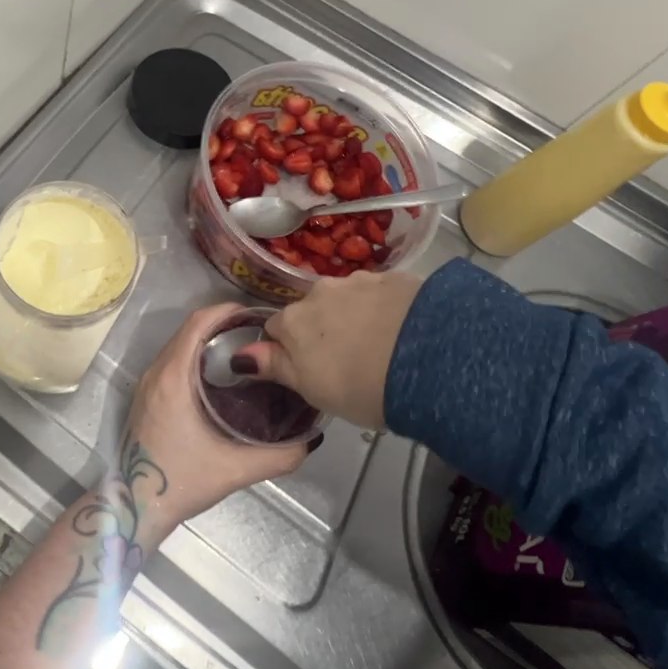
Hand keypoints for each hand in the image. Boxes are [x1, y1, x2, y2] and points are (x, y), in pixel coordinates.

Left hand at [121, 303, 313, 531]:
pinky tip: (222, 377)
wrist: (134, 506)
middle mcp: (156, 372)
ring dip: (209, 341)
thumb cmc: (181, 481)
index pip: (198, 323)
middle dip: (223, 325)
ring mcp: (147, 384)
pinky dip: (196, 356)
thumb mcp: (237, 469)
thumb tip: (312, 437)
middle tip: (260, 337)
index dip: (227, 311)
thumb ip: (280, 455)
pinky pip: (172, 361)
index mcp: (173, 377)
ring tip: (246, 354)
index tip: (258, 317)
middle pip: (189, 330)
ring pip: (180, 345)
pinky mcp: (146, 396)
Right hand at [234, 270, 423, 429]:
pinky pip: (381, 294)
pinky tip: (402, 331)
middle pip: (312, 310)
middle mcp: (320, 292)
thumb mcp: (312, 389)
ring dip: (354, 316)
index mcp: (293, 320)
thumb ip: (275, 367)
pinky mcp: (396, 279)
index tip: (310, 368)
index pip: (276, 328)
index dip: (290, 348)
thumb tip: (239, 356)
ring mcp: (360, 281)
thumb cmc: (362, 386)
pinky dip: (385, 309)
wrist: (429, 359)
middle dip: (323, 328)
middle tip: (346, 359)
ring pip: (346, 299)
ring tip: (379, 346)